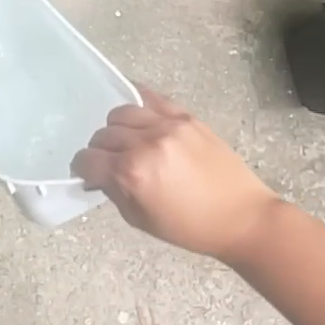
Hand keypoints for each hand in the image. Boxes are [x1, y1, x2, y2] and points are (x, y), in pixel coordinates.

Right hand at [71, 86, 281, 260]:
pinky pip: (150, 97)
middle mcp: (146, 143)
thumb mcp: (139, 219)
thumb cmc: (189, 227)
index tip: (89, 174)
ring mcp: (168, 126)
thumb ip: (113, 191)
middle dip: (100, 151)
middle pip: (103, 135)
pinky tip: (136, 116)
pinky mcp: (186, 117)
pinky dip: (137, 103)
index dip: (83, 168)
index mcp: (131, 173)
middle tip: (110, 163)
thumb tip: (98, 175)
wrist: (241, 217)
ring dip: (116, 128)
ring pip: (122, 113)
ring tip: (127, 142)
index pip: (87, 159)